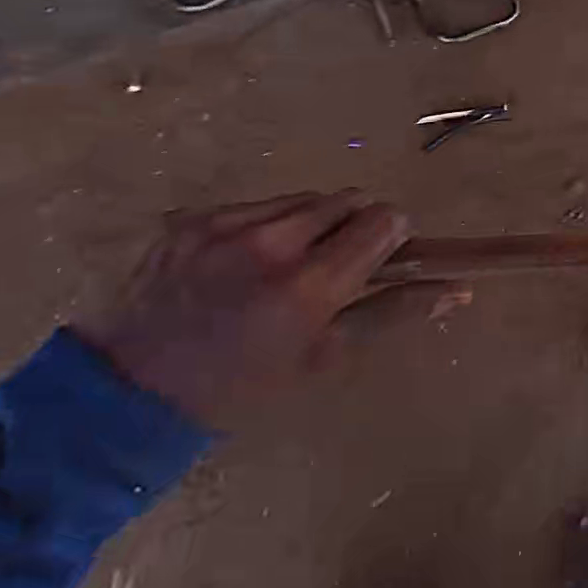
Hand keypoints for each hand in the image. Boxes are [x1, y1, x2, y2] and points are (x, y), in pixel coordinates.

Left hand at [75, 190, 451, 424]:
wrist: (131, 389)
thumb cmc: (244, 384)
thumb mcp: (325, 359)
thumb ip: (393, 313)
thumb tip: (456, 288)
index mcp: (310, 286)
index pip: (383, 219)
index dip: (393, 231)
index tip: (383, 253)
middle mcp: (272, 243)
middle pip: (348, 198)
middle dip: (355, 224)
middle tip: (336, 262)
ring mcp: (228, 224)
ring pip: (305, 198)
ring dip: (313, 221)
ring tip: (288, 263)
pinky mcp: (197, 216)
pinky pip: (258, 203)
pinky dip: (269, 224)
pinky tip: (246, 260)